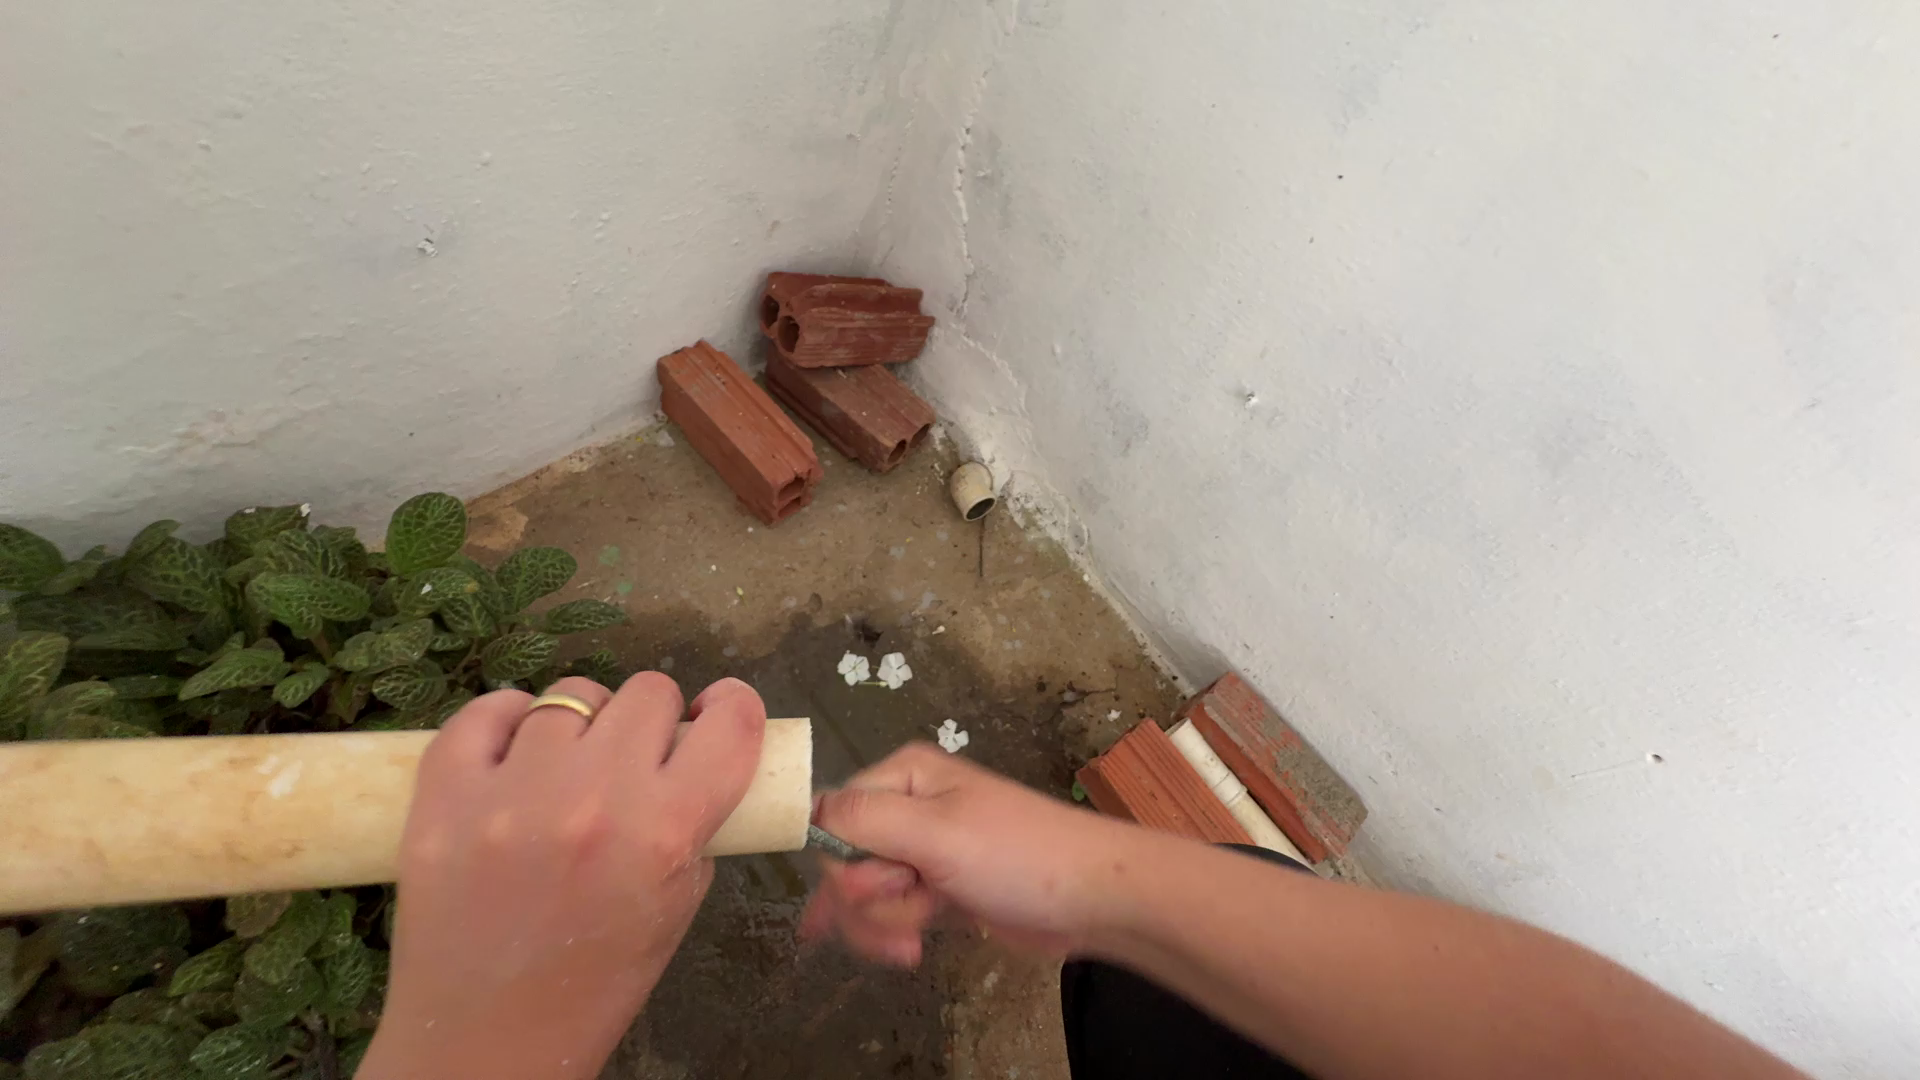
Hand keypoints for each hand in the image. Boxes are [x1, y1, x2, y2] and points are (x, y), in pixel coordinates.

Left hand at [360, 674, 765, 1079]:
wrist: (484, 1046)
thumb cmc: (603, 975)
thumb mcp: (684, 896)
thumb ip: (698, 814)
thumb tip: (689, 749)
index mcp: (666, 829)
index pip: (733, 719)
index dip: (736, 703)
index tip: (716, 713)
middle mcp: (596, 799)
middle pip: (652, 690)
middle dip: (656, 718)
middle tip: (636, 757)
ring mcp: (513, 794)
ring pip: (572, 694)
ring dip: (585, 722)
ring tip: (569, 765)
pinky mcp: (444, 800)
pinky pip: (487, 710)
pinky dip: (507, 720)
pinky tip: (515, 752)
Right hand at [800, 743, 1143, 967]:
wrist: (1088, 896)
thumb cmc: (1015, 854)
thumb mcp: (937, 832)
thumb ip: (867, 819)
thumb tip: (807, 811)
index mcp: (905, 775)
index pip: (833, 815)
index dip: (841, 861)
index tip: (872, 890)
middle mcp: (907, 804)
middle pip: (846, 859)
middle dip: (868, 900)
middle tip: (911, 906)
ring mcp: (921, 847)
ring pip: (865, 892)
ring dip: (885, 923)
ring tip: (920, 939)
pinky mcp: (936, 885)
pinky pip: (891, 910)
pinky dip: (895, 932)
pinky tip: (908, 952)